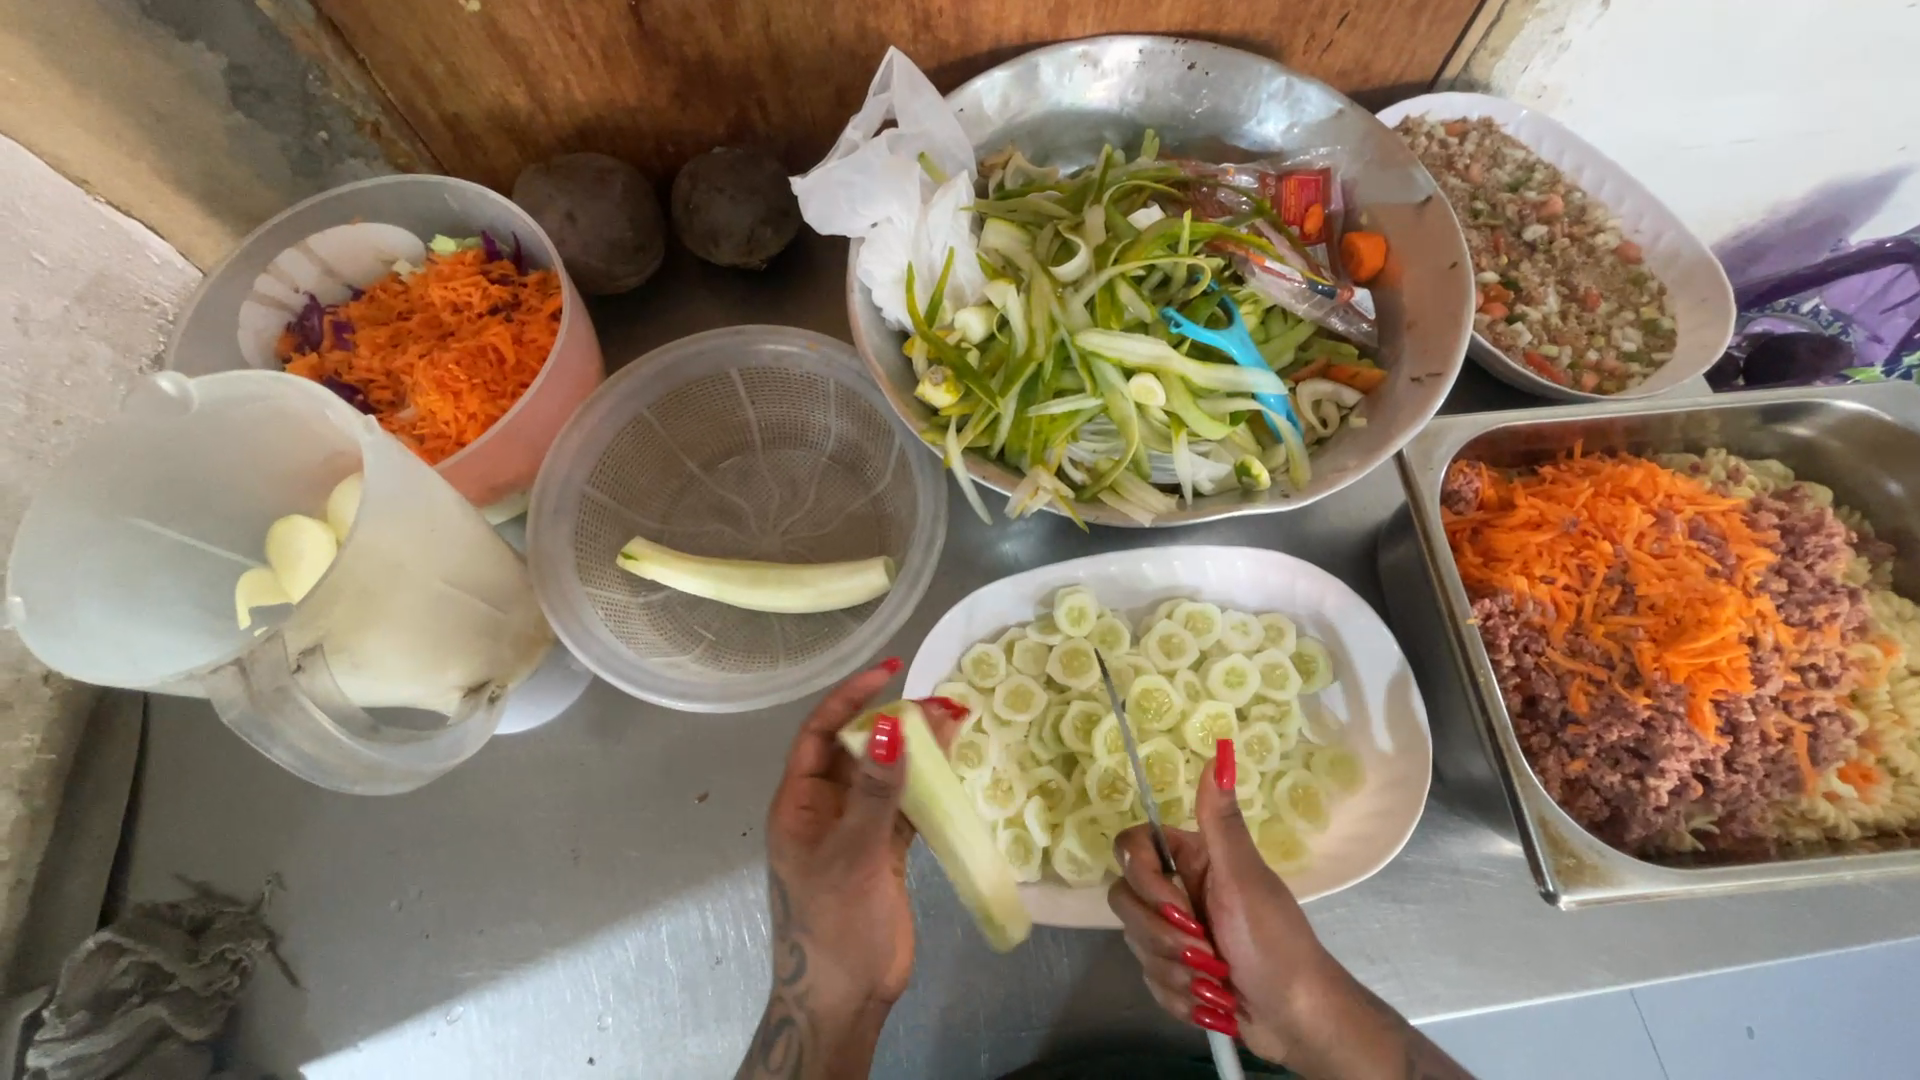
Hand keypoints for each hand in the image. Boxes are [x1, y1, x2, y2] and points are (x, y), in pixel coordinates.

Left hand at [736, 660, 967, 1079]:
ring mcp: (858, 827)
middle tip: (940, 702)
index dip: (851, 698)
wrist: (846, 997)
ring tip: (954, 721)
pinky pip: (906, 802)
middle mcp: (827, 807)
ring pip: (888, 773)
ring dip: (917, 749)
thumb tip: (893, 728)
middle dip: (896, 721)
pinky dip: (928, 782)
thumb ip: (875, 792)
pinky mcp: (886, 848)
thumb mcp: (852, 854)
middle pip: (861, 748)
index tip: (887, 672)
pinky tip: (952, 762)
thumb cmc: (832, 924)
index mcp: (800, 802)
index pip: (821, 733)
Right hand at [1108, 739, 1473, 1078]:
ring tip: (1216, 979)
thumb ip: (1221, 819)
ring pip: (1134, 942)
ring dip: (1176, 970)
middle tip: (1206, 951)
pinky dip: (1179, 996)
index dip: (1144, 879)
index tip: (1178, 905)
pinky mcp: (1173, 971)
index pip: (1130, 848)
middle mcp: (1176, 889)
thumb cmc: (1275, 943)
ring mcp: (1172, 932)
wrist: (1299, 1020)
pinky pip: (1149, 978)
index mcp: (1190, 859)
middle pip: (1125, 899)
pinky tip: (1211, 999)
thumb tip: (1221, 751)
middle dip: (1162, 936)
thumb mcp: (1245, 878)